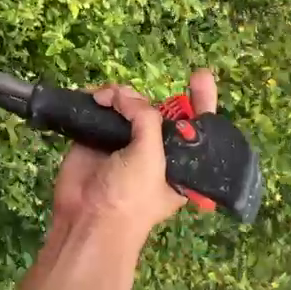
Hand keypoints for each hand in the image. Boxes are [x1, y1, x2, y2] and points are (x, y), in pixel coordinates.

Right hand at [49, 69, 218, 242]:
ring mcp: (123, 141)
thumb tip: (123, 95)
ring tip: (105, 99)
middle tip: (127, 99)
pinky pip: (100, 109)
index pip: (196, 127)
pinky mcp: (95, 136)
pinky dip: (96, 98)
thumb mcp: (151, 160)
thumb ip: (146, 122)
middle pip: (155, 110)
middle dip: (143, 98)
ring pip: (125, 106)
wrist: (89, 214)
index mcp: (179, 161)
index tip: (201, 75)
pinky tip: (93, 97)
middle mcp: (153, 148)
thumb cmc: (132, 196)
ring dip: (117, 95)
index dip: (201, 101)